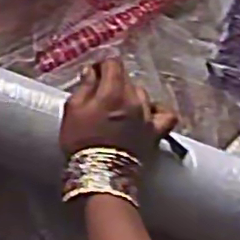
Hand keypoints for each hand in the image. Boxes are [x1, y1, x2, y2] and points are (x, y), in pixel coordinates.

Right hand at [60, 58, 176, 158]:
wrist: (100, 176)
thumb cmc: (80, 141)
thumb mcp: (73, 110)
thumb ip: (84, 86)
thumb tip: (91, 71)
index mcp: (112, 90)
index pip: (113, 63)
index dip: (102, 65)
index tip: (93, 74)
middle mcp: (134, 98)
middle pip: (126, 78)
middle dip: (113, 80)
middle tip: (100, 94)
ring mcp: (148, 115)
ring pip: (141, 93)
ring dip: (130, 95)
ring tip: (119, 107)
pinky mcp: (156, 132)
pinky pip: (166, 114)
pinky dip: (158, 110)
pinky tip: (148, 112)